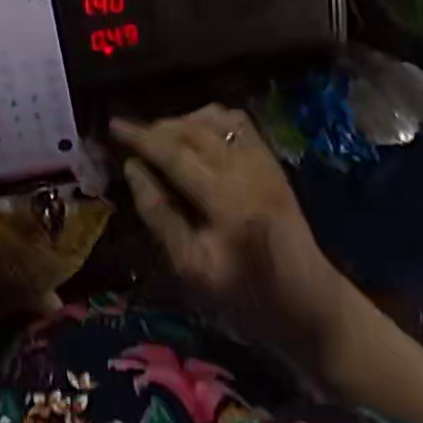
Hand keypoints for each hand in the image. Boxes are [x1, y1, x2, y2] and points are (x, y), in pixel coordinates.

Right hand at [113, 105, 346, 351]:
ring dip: (180, 121)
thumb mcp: (191, 268)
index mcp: (230, 203)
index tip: (112, 126)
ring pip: (212, 118)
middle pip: (191, 130)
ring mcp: (265, 161)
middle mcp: (250, 171)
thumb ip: (159, 214)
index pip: (174, 154)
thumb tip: (132, 168)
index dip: (139, 137)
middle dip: (155, 128)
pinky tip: (192, 136)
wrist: (310, 304)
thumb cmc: (246, 296)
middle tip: (130, 135)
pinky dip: (206, 119)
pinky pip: (234, 120)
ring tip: (160, 139)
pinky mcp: (271, 159)